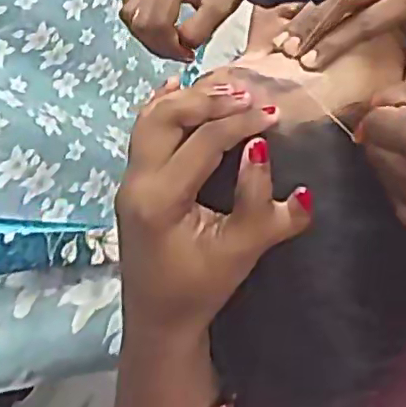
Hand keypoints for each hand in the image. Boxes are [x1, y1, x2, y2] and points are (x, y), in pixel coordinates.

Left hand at [117, 77, 312, 336]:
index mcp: (160, 200)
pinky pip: (144, 127)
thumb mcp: (242, 250)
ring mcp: (130, 179)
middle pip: (167, 116)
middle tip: (249, 97)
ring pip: (152, 117)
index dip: (243, 122)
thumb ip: (260, 203)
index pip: (204, 141)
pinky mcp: (135, 178)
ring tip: (229, 94)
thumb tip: (264, 150)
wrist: (160, 321)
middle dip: (210, 99)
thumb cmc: (202, 286)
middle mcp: (137, 183)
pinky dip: (164, 103)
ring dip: (190, 98)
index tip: (275, 115)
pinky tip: (180, 86)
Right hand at [120, 0, 242, 61]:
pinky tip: (158, 31)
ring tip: (173, 44)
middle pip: (140, 24)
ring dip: (148, 37)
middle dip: (159, 45)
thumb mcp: (221, 8)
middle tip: (184, 53)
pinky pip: (132, 9)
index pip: (156, 25)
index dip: (169, 47)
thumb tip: (181, 46)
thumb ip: (198, 30)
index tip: (190, 56)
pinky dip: (140, 25)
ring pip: (131, 18)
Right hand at [276, 0, 405, 68]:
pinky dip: (303, 3)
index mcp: (403, 0)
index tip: (311, 62)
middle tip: (288, 52)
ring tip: (280, 40)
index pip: (365, 23)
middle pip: (339, 6)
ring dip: (302, 18)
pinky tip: (284, 17)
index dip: (337, 42)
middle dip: (312, 30)